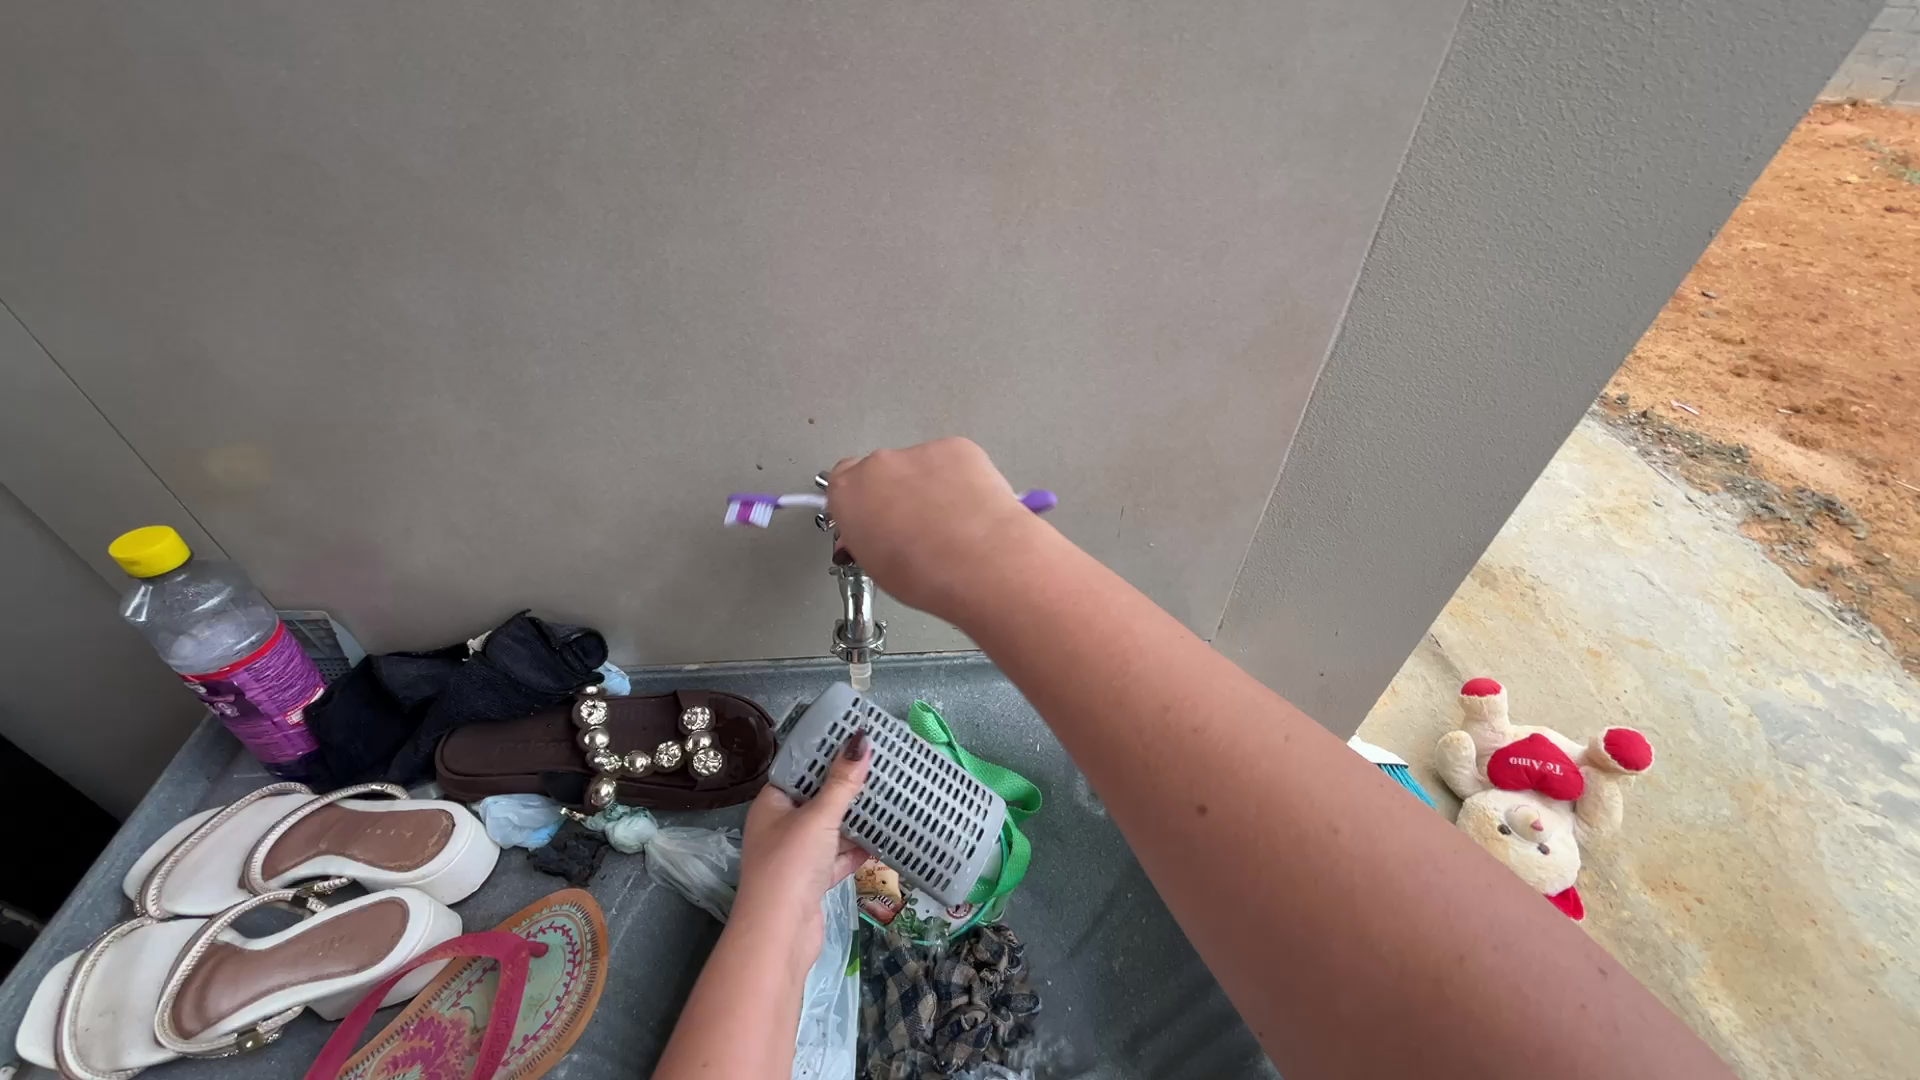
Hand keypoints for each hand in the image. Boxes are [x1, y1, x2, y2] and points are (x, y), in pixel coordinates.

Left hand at [732, 732, 873, 958]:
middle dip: (846, 787)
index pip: (799, 770)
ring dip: (856, 819)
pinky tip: (885, 837)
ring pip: (831, 829)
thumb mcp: (819, 817)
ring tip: (889, 795)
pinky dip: (858, 849)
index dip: (825, 755)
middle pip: (818, 799)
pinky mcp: (813, 881)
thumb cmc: (791, 865)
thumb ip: (842, 782)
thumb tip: (861, 740)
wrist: (780, 936)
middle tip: (880, 765)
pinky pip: (839, 856)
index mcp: (772, 805)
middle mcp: (781, 827)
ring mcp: (797, 856)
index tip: (855, 739)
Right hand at [827, 438, 1045, 621]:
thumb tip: (875, 539)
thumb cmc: (929, 573)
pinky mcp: (957, 448)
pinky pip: (954, 460)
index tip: (872, 517)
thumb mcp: (876, 568)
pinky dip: (961, 478)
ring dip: (931, 486)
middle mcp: (879, 466)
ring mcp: (919, 453)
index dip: (860, 502)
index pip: (842, 483)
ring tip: (950, 523)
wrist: (979, 563)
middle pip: (881, 472)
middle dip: (896, 494)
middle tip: (916, 527)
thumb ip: (866, 540)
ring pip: (921, 466)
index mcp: (849, 493)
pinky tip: (969, 508)